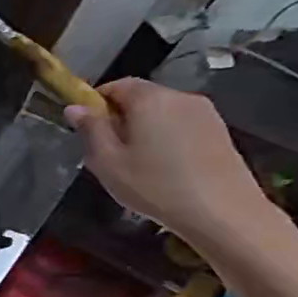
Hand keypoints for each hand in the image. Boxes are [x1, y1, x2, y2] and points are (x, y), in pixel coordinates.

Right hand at [66, 78, 276, 246]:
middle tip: (112, 154)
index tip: (89, 128)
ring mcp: (204, 112)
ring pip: (163, 113)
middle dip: (123, 118)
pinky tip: (168, 171)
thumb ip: (91, 131)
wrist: (222, 212)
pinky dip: (169, 140)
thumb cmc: (156, 187)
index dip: (98, 102)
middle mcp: (178, 96)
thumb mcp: (109, 164)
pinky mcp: (219, 130)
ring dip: (147, 130)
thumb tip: (74, 107)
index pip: (117, 84)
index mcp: (148, 99)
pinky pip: (183, 127)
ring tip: (141, 167)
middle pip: (142, 98)